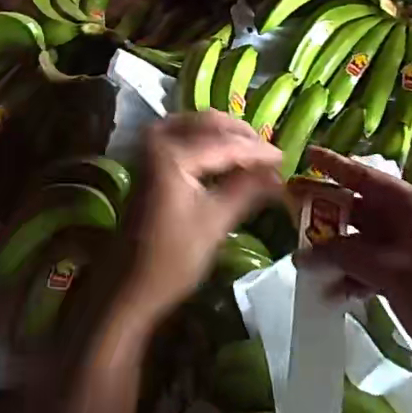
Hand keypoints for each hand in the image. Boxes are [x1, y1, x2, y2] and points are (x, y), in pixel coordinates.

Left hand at [117, 114, 282, 323]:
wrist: (126, 288)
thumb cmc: (171, 260)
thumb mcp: (215, 223)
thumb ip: (248, 190)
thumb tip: (279, 175)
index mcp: (172, 155)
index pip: (226, 144)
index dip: (258, 151)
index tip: (285, 158)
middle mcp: (158, 140)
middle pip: (210, 123)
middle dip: (242, 136)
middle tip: (269, 154)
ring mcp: (150, 148)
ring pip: (197, 126)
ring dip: (226, 135)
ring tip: (252, 153)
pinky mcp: (149, 160)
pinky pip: (185, 135)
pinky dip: (208, 141)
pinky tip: (227, 157)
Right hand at [301, 150, 411, 407]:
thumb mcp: (395, 272)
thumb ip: (349, 258)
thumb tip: (304, 253)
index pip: (370, 179)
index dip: (337, 166)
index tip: (308, 154)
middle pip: (364, 210)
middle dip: (329, 210)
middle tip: (289, 207)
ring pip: (366, 243)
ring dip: (338, 251)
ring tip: (301, 260)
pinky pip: (375, 271)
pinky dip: (354, 279)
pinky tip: (331, 294)